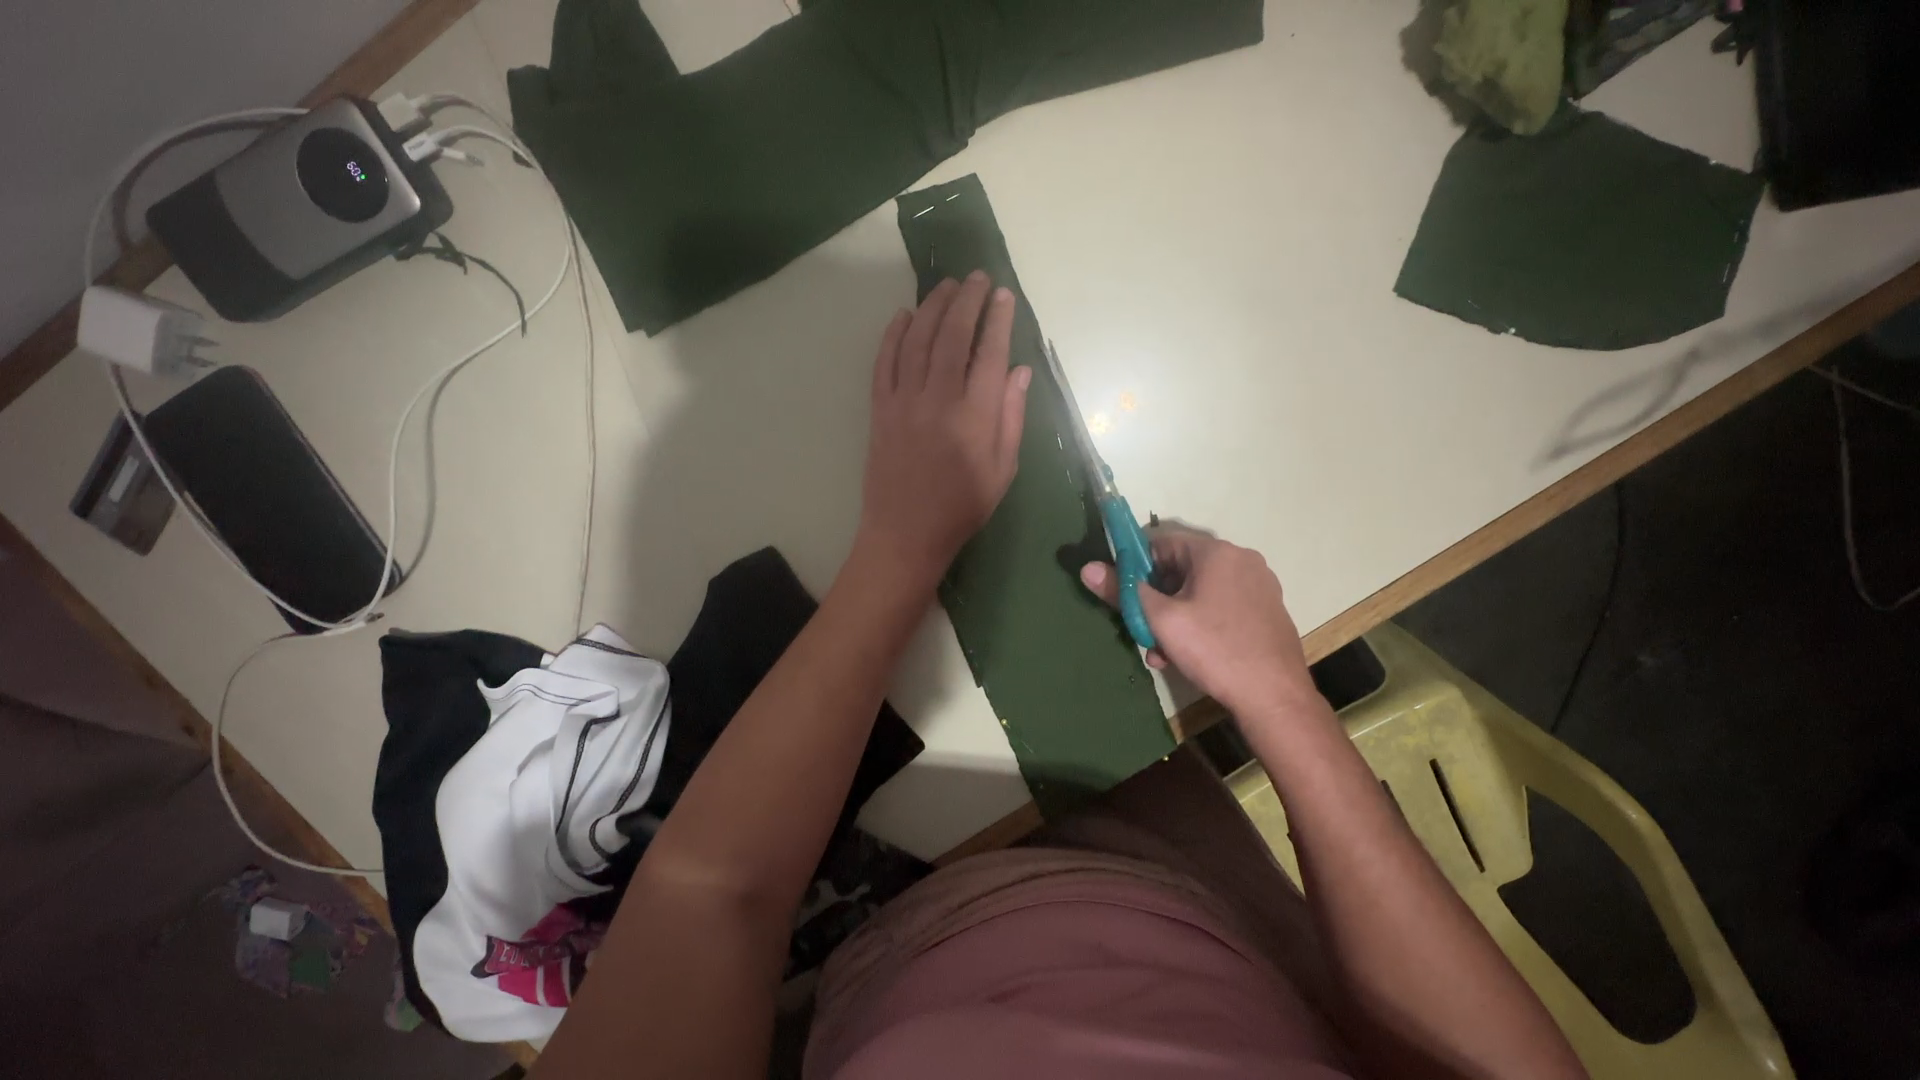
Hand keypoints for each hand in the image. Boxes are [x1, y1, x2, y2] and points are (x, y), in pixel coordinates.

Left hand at [855, 272, 1031, 585]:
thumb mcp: (1003, 470)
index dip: (998, 320)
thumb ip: (1012, 417)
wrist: (905, 534)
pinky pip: (885, 362)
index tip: (1004, 295)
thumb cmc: (962, 508)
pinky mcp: (880, 410)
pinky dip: (893, 335)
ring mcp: (904, 402)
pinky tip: (903, 316)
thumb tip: (1019, 370)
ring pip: (917, 341)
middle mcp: (939, 400)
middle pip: (952, 336)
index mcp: (975, 417)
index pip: (989, 354)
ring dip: (932, 308)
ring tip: (946, 286)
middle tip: (977, 277)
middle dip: (966, 301)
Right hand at [1080, 526, 1317, 718]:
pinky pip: (1222, 607)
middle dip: (1156, 600)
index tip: (1124, 594)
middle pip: (1182, 569)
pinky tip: (1190, 657)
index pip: (1162, 543)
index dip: (1136, 566)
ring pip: (1201, 593)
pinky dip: (1201, 625)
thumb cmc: (1213, 649)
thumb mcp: (1160, 620)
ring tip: (1162, 653)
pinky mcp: (1268, 611)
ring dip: (1175, 618)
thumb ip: (1124, 591)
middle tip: (1142, 631)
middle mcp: (1242, 560)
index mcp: (1218, 553)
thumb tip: (1087, 568)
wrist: (1273, 696)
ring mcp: (1260, 586)